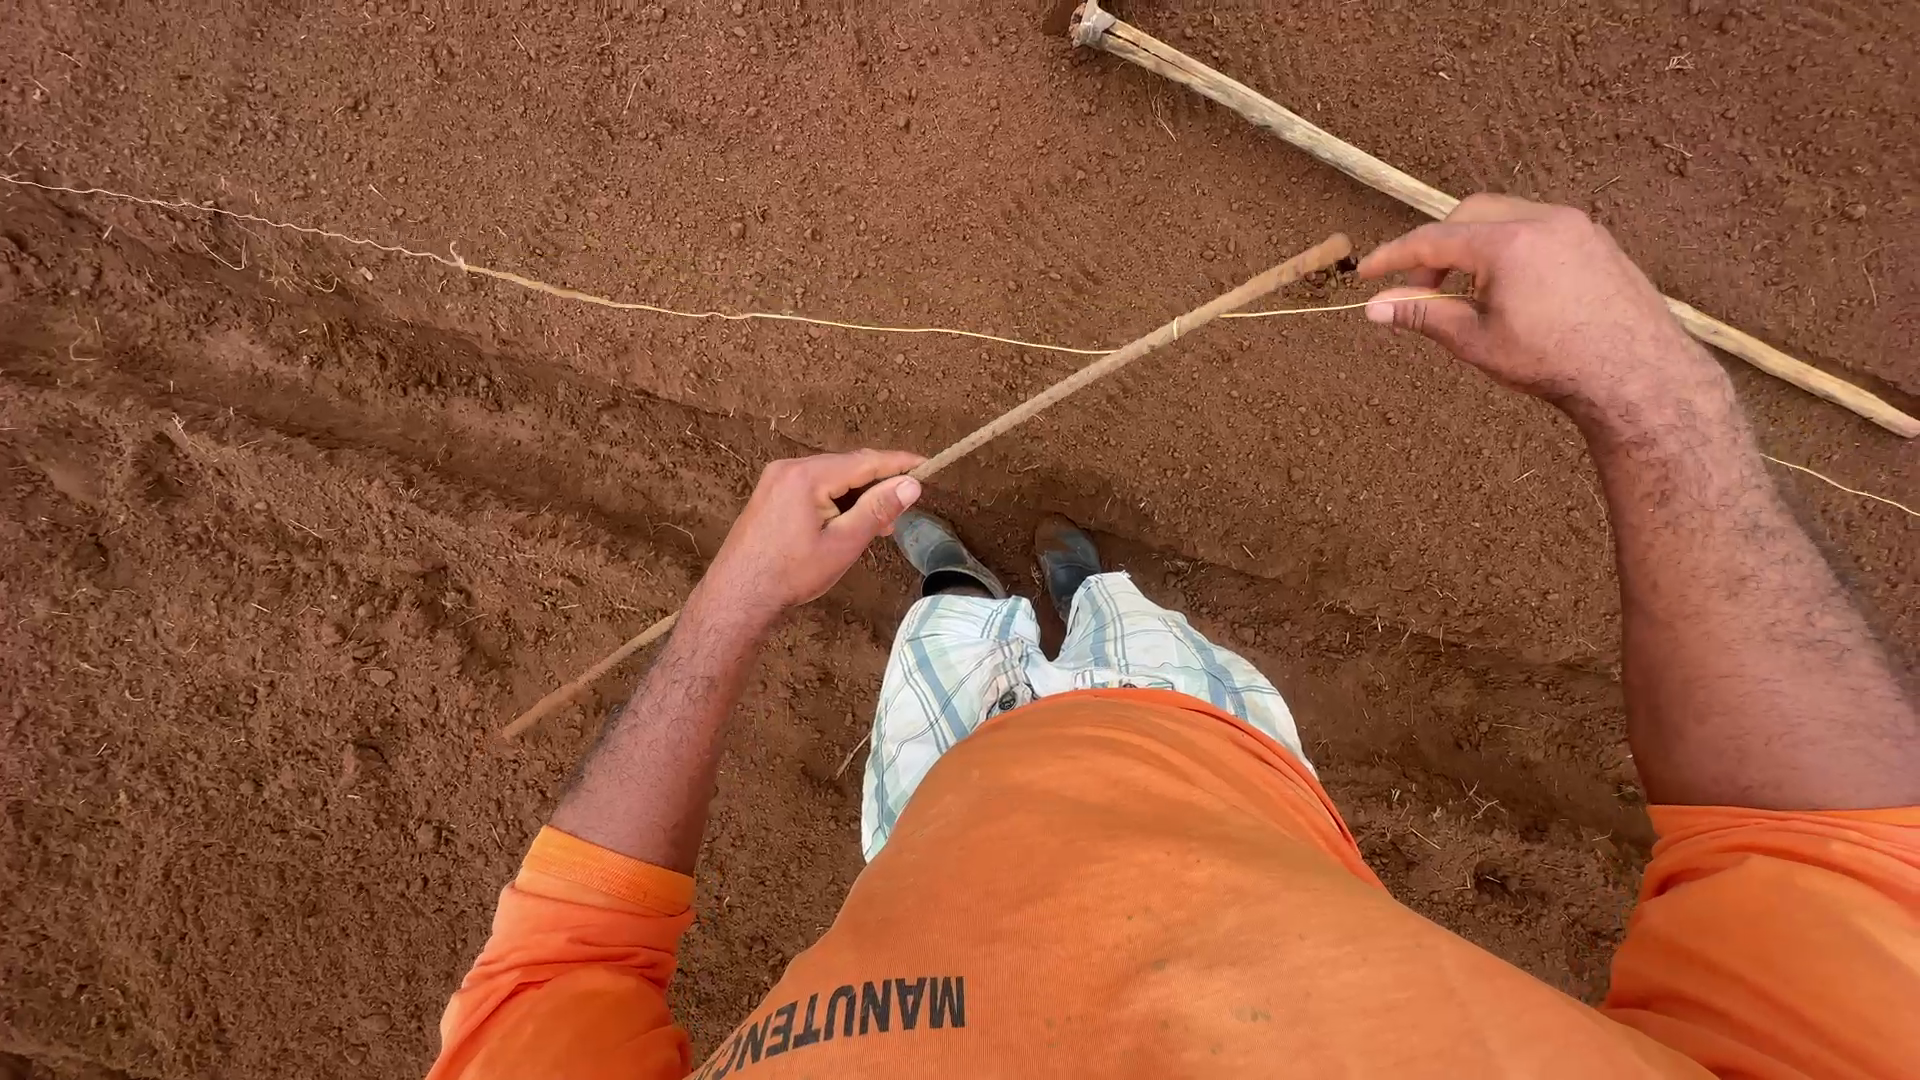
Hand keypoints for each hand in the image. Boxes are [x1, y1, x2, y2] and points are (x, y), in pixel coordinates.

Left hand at [697, 449, 924, 621]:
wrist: (738, 595)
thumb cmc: (792, 573)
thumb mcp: (843, 543)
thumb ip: (878, 509)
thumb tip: (911, 484)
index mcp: (808, 475)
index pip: (866, 461)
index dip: (899, 463)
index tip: (927, 465)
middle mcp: (790, 468)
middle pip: (847, 466)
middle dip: (877, 485)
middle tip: (900, 513)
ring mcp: (776, 479)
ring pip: (831, 477)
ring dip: (857, 495)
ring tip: (876, 526)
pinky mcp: (770, 493)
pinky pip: (813, 486)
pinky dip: (836, 499)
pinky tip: (846, 522)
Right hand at [1357, 194, 1726, 429]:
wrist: (1634, 372)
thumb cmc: (1549, 359)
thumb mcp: (1472, 339)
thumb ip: (1421, 314)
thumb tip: (1374, 308)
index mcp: (1508, 243)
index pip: (1432, 239)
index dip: (1392, 256)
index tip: (1365, 272)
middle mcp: (1543, 221)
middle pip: (1466, 214)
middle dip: (1433, 248)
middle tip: (1420, 291)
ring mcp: (1573, 226)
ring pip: (1501, 217)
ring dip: (1467, 247)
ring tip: (1460, 295)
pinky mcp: (1592, 239)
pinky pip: (1532, 227)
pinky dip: (1500, 248)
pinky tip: (1499, 289)